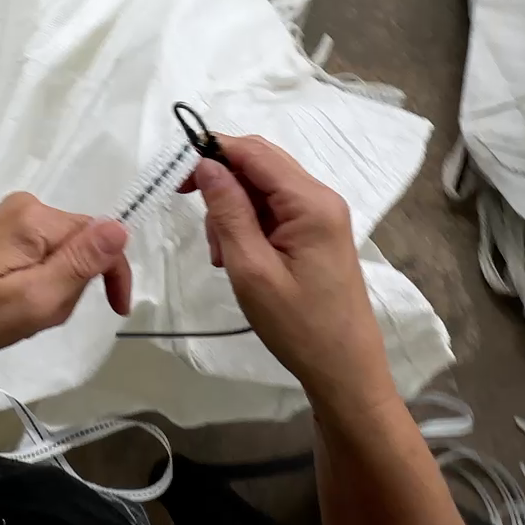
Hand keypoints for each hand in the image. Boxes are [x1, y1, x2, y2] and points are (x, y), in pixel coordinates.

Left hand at [0, 192, 132, 358]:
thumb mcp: (34, 299)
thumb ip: (80, 263)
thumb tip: (122, 226)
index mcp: (36, 217)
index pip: (99, 236)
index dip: (113, 275)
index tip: (115, 314)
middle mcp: (24, 205)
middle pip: (78, 244)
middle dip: (73, 284)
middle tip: (41, 316)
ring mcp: (6, 216)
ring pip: (58, 252)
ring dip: (53, 286)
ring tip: (21, 313)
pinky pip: (36, 253)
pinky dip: (35, 281)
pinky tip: (10, 301)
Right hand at [180, 135, 391, 406]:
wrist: (346, 373)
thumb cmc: (298, 325)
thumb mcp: (251, 268)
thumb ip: (227, 211)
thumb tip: (206, 164)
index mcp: (310, 202)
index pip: (254, 152)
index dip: (212, 151)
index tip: (178, 176)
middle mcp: (320, 198)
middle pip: (259, 161)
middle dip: (220, 178)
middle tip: (192, 208)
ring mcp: (321, 214)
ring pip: (261, 183)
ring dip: (231, 204)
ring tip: (221, 251)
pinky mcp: (316, 230)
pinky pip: (272, 205)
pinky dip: (246, 219)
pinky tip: (237, 252)